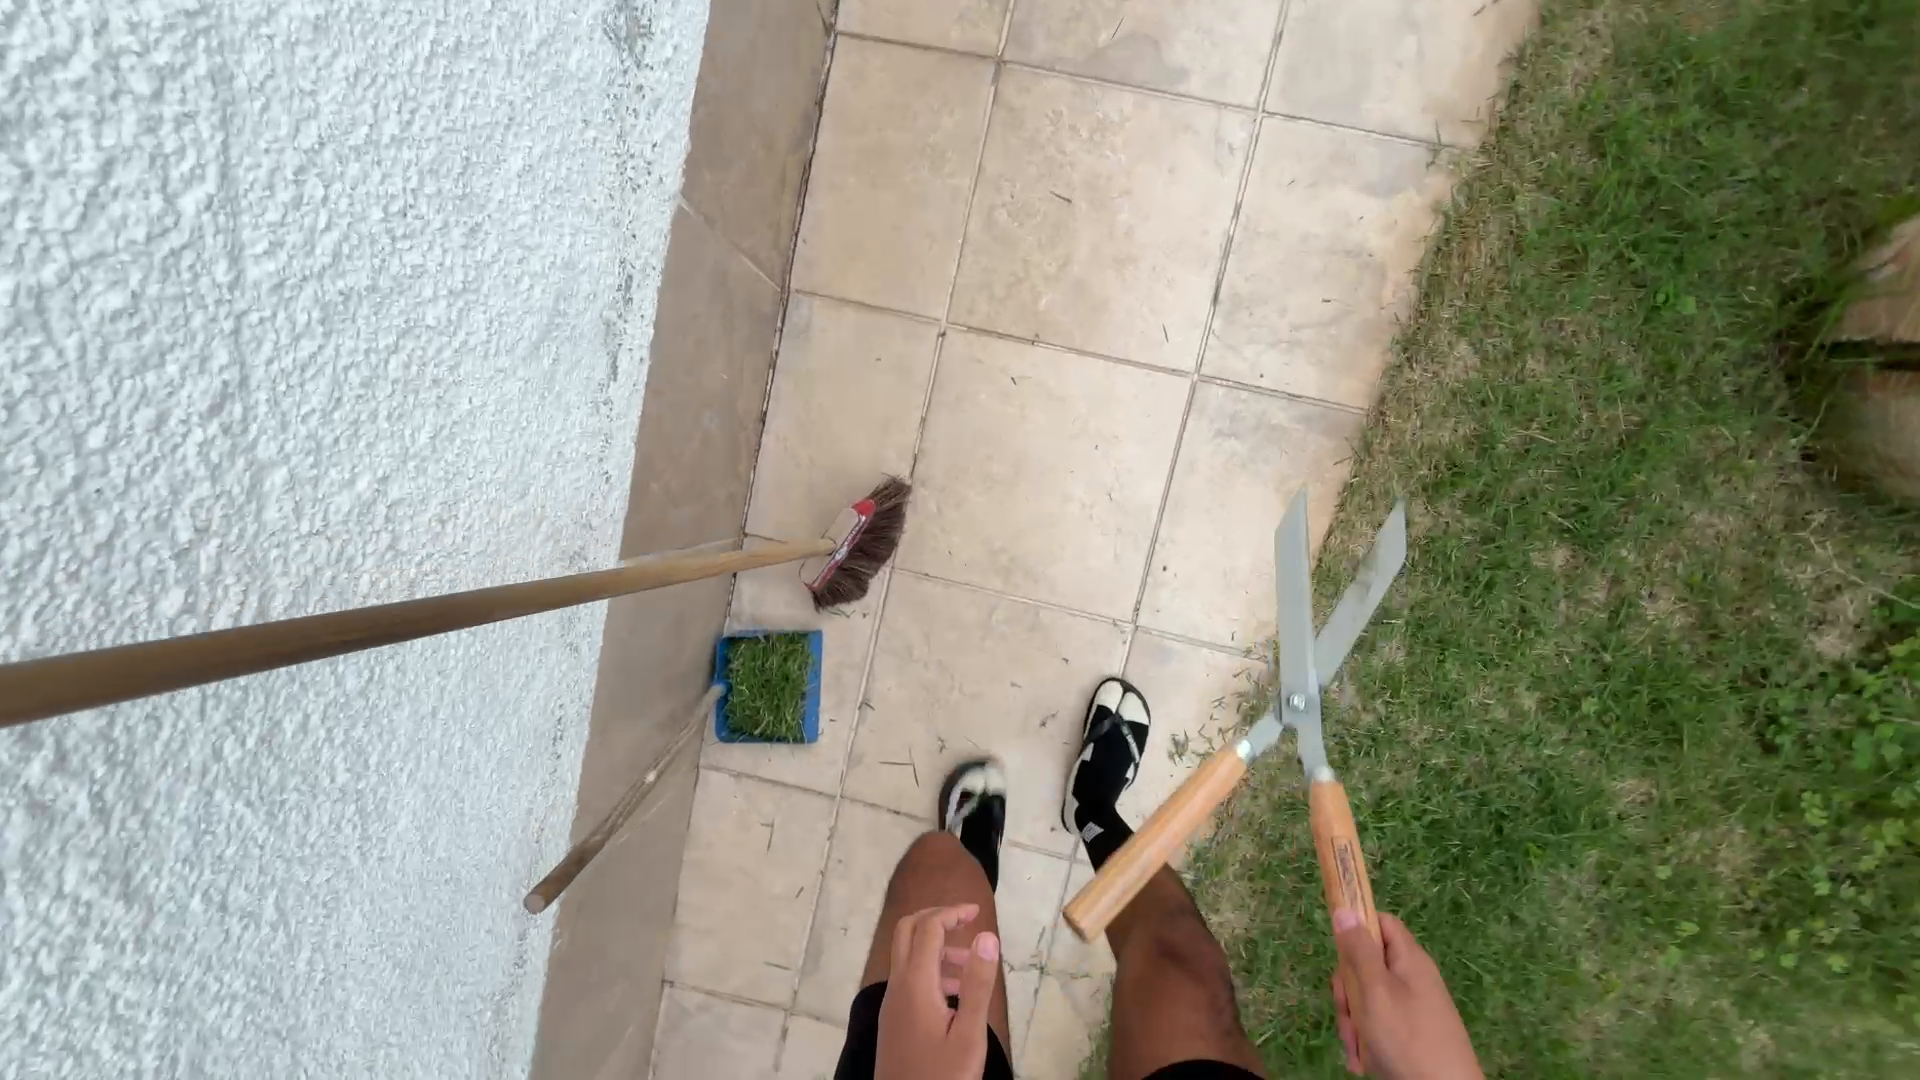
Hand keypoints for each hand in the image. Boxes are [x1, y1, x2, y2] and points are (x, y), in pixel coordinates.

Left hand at [874, 904, 1000, 1079]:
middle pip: (907, 930)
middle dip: (936, 918)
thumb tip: (986, 935)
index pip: (928, 927)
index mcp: (914, 983)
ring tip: (970, 965)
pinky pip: (909, 978)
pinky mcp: (893, 1021)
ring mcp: (891, 1004)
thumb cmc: (942, 1079)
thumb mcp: (968, 1035)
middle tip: (966, 921)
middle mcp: (896, 986)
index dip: (951, 912)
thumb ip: (977, 984)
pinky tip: (955, 994)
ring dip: (936, 946)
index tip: (977, 912)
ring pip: (907, 955)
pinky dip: (930, 970)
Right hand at [1331, 909, 1481, 1079]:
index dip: (1358, 928)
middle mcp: (1413, 979)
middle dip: (1348, 987)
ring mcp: (1413, 1008)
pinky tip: (1362, 1058)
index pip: (1381, 922)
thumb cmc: (1408, 1039)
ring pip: (1368, 995)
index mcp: (1409, 961)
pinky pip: (1379, 1021)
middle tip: (1346, 1009)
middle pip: (1367, 962)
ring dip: (1353, 1017)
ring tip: (1355, 1044)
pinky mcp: (1410, 1033)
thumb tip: (1345, 908)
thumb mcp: (1374, 990)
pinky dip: (1366, 1036)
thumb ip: (1358, 949)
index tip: (1339, 949)